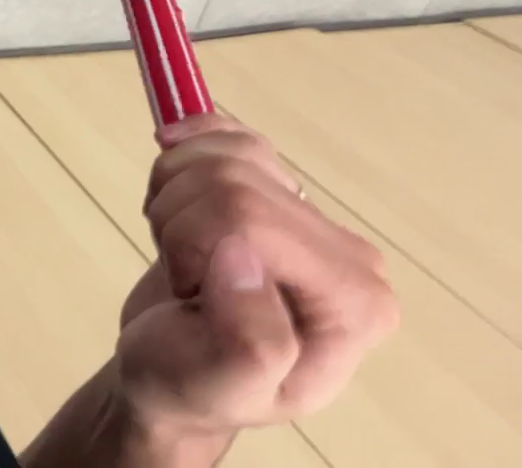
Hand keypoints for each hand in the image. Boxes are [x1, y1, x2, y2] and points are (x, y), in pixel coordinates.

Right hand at [116, 116, 398, 449]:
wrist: (170, 369)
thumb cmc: (193, 386)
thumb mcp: (219, 385)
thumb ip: (248, 339)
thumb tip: (239, 254)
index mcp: (352, 302)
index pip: (249, 216)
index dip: (192, 238)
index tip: (188, 289)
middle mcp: (347, 255)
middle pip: (232, 179)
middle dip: (177, 215)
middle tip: (179, 268)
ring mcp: (310, 220)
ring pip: (224, 151)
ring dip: (172, 188)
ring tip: (176, 244)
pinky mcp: (272, 193)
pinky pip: (228, 135)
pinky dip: (185, 146)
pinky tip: (172, 181)